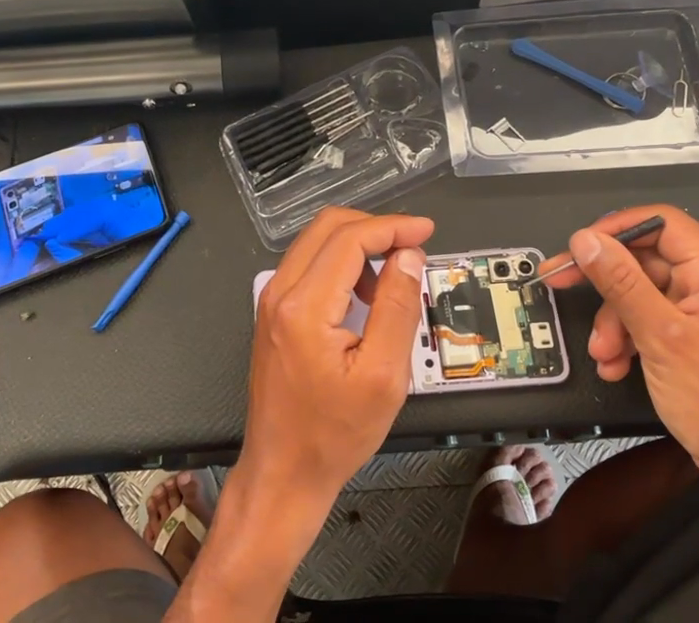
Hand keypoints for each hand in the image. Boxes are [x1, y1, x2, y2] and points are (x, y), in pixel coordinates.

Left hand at [245, 206, 433, 500]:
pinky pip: (308, 267)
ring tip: (391, 281)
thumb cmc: (334, 434)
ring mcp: (271, 301)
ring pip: (315, 243)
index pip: (349, 238)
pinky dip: (340, 265)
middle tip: (413, 246)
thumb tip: (408, 257)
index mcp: (305, 306)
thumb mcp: (384, 376)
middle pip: (327, 227)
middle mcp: (280, 293)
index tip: (427, 231)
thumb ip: (397, 308)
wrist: (283, 472)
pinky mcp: (273, 313)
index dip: (392, 227)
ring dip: (357, 246)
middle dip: (375, 228)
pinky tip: (364, 297)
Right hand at [545, 205, 698, 572]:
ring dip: (615, 323)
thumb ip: (622, 283)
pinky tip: (618, 367)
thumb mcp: (662, 339)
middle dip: (608, 289)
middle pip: (648, 262)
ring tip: (604, 355)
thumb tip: (586, 239)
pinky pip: (657, 325)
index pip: (661, 224)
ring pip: (646, 296)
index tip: (576, 249)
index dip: (614, 230)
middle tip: (561, 288)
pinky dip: (632, 342)